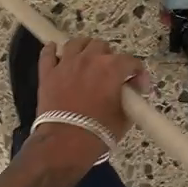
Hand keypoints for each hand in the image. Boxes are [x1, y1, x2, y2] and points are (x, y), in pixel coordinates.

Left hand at [36, 36, 150, 149]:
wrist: (64, 143)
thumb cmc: (99, 132)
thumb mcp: (125, 117)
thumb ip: (130, 99)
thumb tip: (130, 92)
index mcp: (112, 68)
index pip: (131, 61)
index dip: (139, 73)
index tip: (139, 87)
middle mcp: (89, 59)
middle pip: (102, 46)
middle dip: (110, 58)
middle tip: (111, 74)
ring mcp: (66, 64)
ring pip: (76, 43)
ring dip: (85, 48)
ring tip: (87, 59)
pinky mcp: (47, 73)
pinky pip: (48, 53)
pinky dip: (52, 50)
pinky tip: (55, 50)